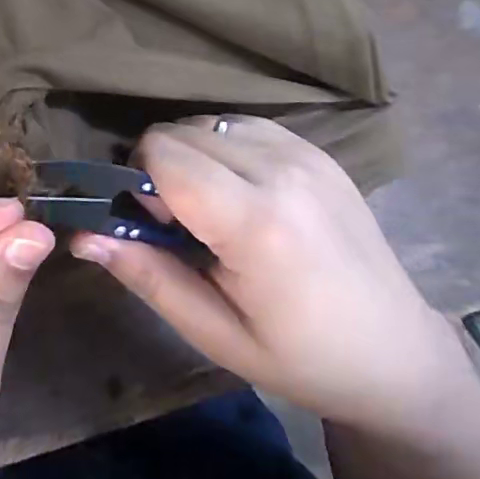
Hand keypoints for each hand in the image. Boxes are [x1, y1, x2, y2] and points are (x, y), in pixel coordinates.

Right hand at [69, 115, 479, 436]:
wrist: (398, 352)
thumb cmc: (301, 356)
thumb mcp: (216, 333)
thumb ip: (147, 274)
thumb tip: (81, 235)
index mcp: (257, 222)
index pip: (163, 152)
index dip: (141, 182)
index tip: (159, 225)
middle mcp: (282, 170)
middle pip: (179, 130)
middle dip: (161, 167)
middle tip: (184, 223)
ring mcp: (305, 152)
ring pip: (206, 122)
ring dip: (192, 155)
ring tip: (216, 207)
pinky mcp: (317, 147)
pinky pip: (240, 124)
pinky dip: (223, 148)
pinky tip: (243, 190)